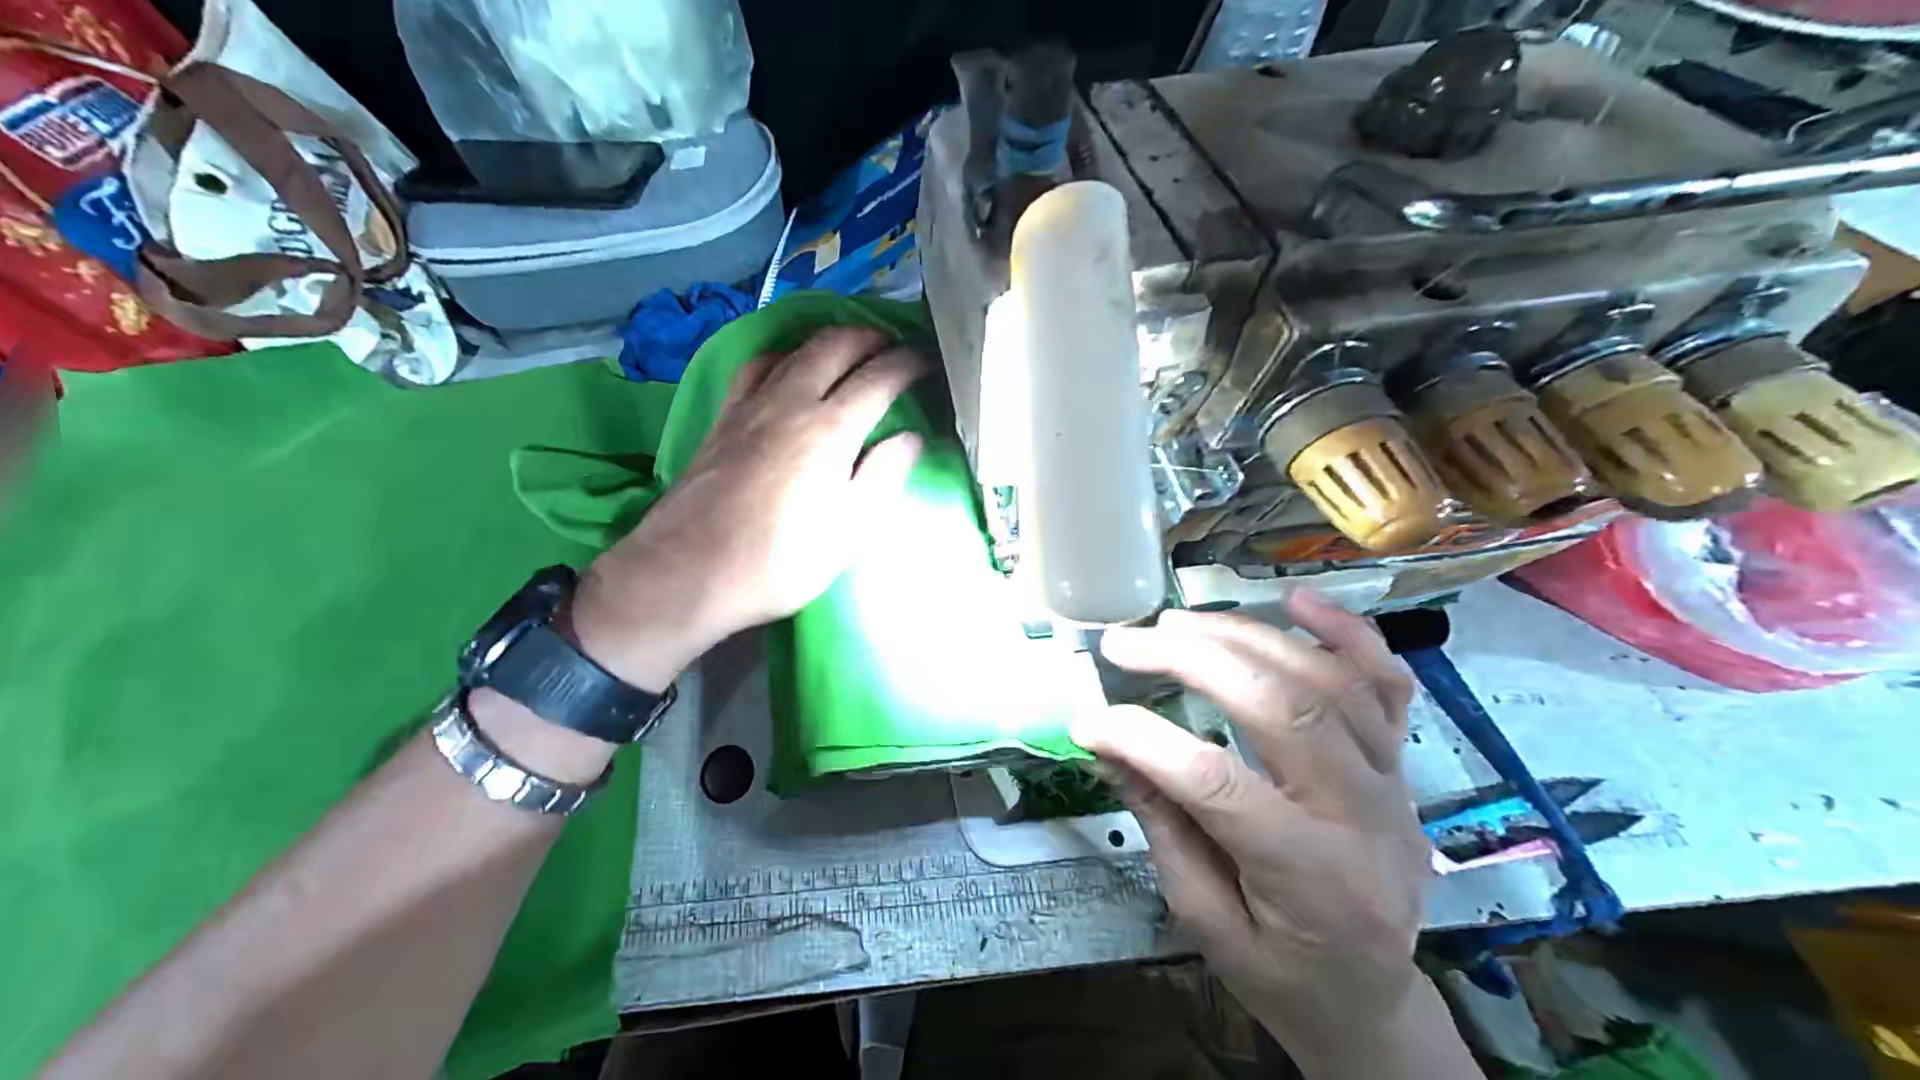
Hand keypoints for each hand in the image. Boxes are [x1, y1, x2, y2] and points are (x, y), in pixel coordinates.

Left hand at [568, 327, 927, 689]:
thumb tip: (911, 437)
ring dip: (828, 339)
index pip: (878, 378)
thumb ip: (882, 477)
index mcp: (829, 430)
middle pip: (833, 346)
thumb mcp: (849, 532)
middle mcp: (789, 402)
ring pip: (794, 350)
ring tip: (849, 348)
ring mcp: (750, 406)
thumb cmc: (779, 562)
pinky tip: (786, 367)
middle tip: (893, 344)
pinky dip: (783, 355)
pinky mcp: (723, 419)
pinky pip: (756, 367)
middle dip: (869, 336)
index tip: (928, 359)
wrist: (687, 573)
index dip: (908, 363)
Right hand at [1072, 591, 1431, 1058]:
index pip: (1218, 785)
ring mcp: (1391, 779)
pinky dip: (1345, 633)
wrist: (1372, 996)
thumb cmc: (1281, 971)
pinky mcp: (1400, 759)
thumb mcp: (1204, 918)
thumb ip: (1162, 824)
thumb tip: (1109, 744)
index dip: (1144, 741)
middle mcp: (1364, 817)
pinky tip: (1295, 599)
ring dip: (1246, 636)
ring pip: (1327, 682)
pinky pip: (1385, 682)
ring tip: (1178, 622)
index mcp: (1314, 878)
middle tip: (1126, 645)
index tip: (1089, 719)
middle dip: (1192, 663)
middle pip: (1282, 711)